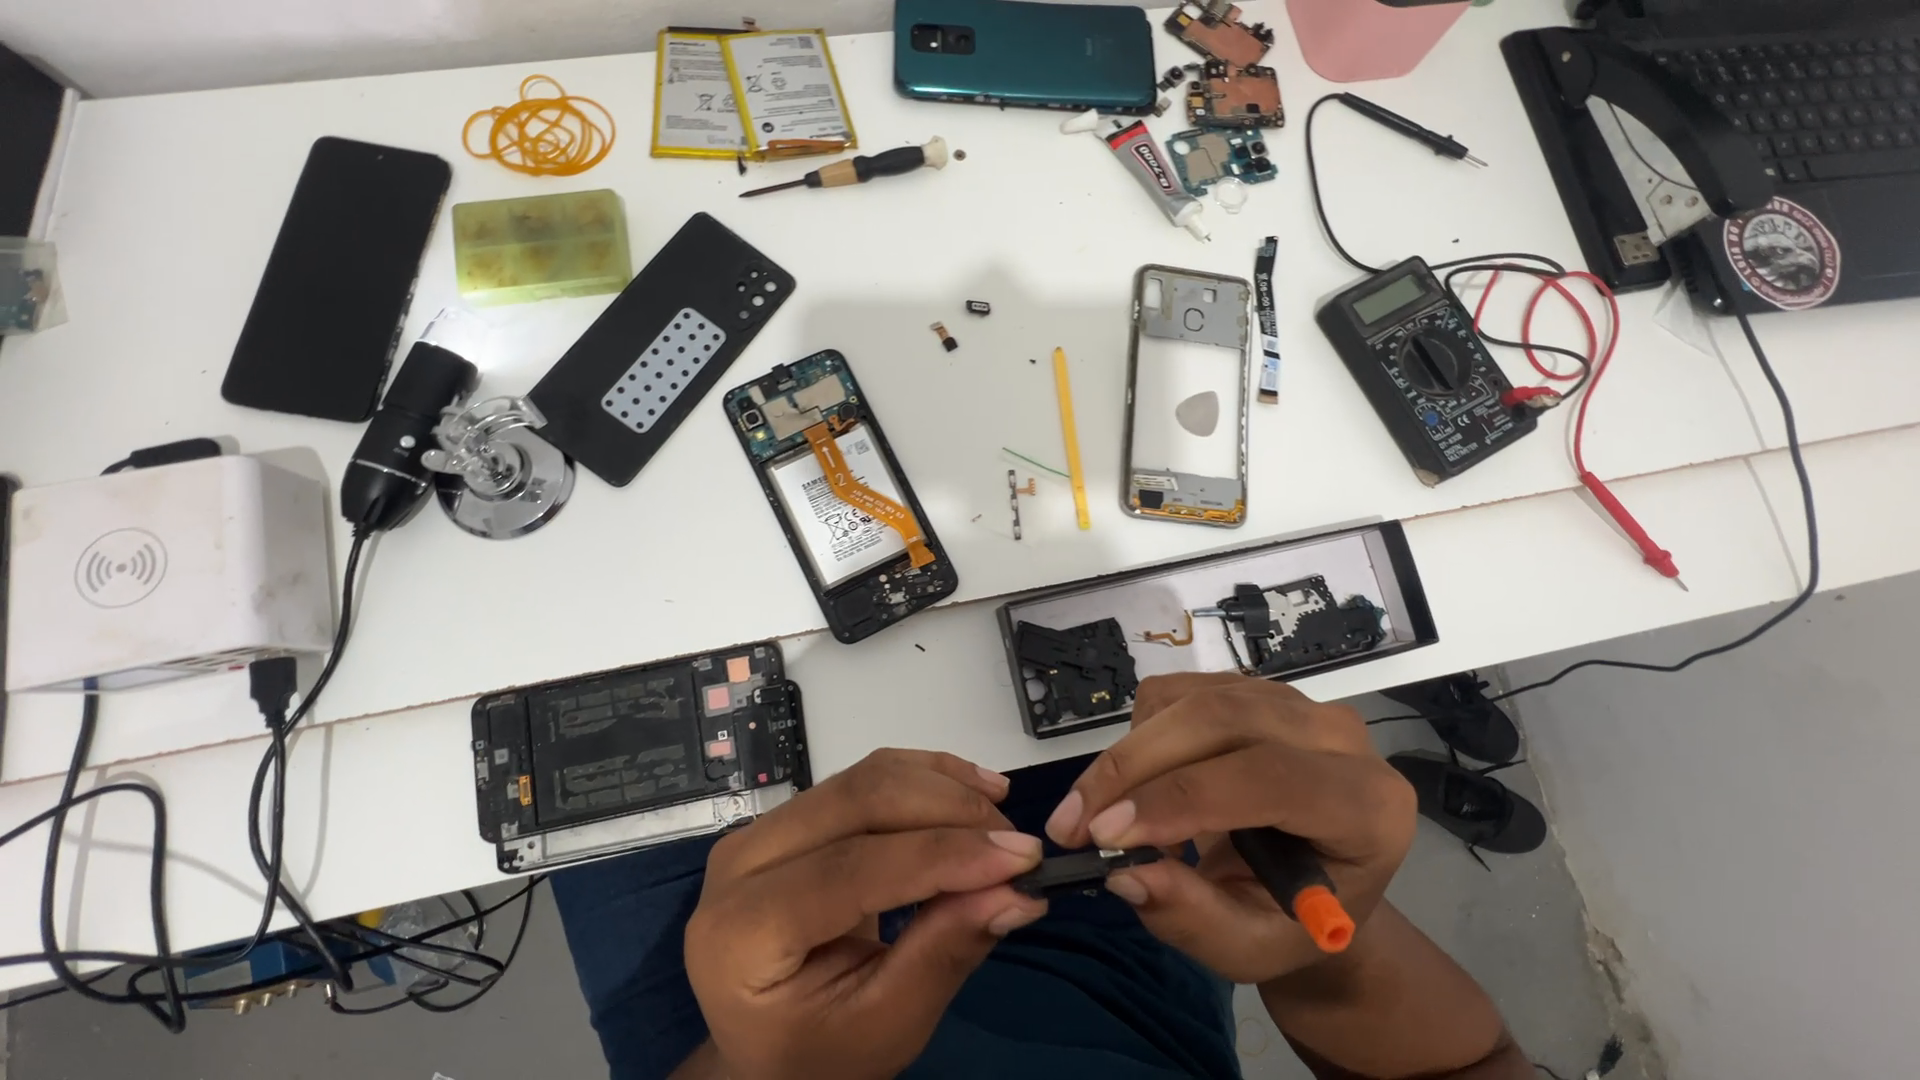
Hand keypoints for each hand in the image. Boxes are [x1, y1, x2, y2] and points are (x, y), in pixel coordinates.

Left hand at [685, 749, 1047, 1079]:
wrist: (768, 1045)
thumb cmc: (821, 1048)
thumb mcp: (885, 1026)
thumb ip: (944, 953)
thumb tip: (1017, 892)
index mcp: (742, 932)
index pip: (850, 870)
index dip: (942, 854)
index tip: (1022, 856)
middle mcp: (739, 862)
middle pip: (856, 802)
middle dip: (950, 810)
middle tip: (1018, 842)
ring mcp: (761, 830)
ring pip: (864, 777)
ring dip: (943, 785)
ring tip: (1001, 810)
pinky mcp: (790, 815)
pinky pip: (864, 774)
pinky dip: (924, 774)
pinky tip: (972, 785)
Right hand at [1044, 673, 1414, 983]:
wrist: (1315, 883)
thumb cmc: (1293, 922)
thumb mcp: (1250, 948)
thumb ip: (1193, 918)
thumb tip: (1123, 873)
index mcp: (1367, 806)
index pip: (1272, 779)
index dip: (1183, 799)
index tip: (1107, 835)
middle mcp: (1338, 736)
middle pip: (1219, 721)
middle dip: (1132, 768)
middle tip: (1071, 824)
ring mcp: (1291, 701)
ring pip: (1188, 701)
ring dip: (1127, 755)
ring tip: (1103, 818)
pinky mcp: (1247, 687)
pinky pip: (1172, 692)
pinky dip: (1138, 734)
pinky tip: (1144, 784)